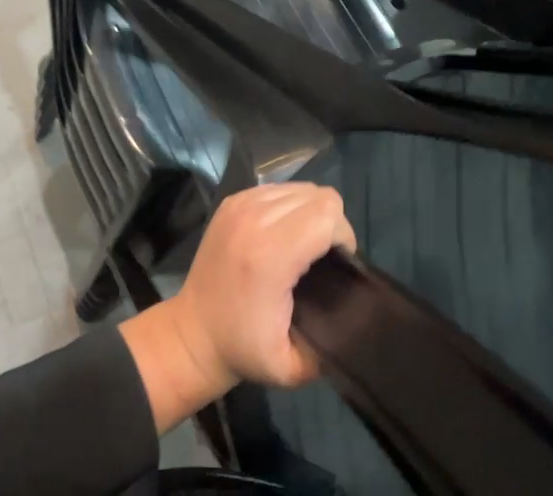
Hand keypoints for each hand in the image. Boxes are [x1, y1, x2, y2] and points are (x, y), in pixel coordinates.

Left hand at [118, 183, 355, 432]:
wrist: (192, 333)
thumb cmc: (243, 349)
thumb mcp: (294, 365)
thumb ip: (333, 342)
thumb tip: (359, 316)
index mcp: (270, 254)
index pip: (327, 215)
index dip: (344, 238)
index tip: (339, 265)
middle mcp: (254, 219)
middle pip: (318, 196)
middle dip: (331, 224)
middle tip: (324, 258)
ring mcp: (239, 205)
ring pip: (299, 188)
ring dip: (310, 213)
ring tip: (303, 247)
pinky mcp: (230, 201)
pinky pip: (278, 189)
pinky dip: (289, 207)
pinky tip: (283, 235)